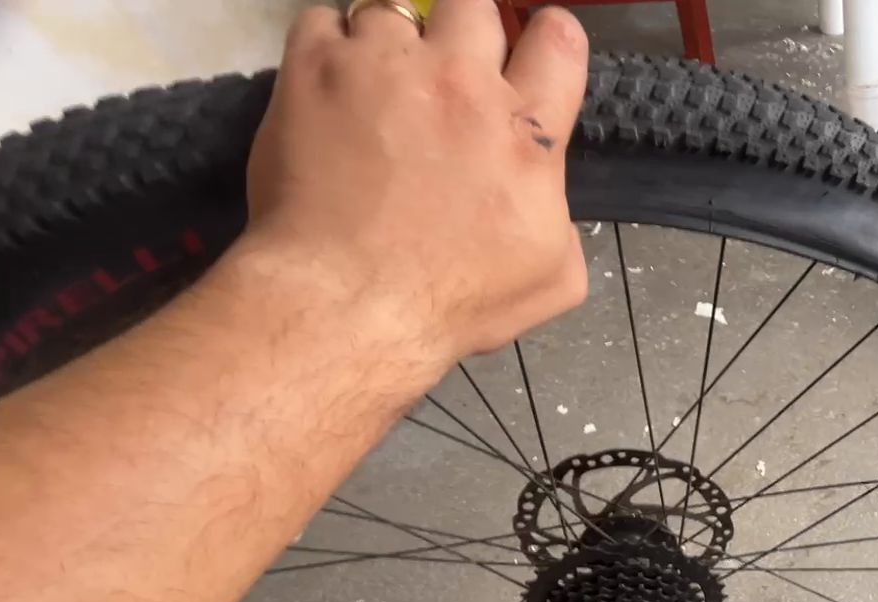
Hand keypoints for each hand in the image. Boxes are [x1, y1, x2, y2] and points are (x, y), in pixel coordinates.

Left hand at [235, 0, 589, 365]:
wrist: (356, 296)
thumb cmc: (464, 297)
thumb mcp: (556, 279)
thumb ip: (564, 223)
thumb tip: (544, 198)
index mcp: (529, 138)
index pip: (558, 44)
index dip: (554, 39)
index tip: (541, 53)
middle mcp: (462, 84)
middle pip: (473, 4)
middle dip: (472, 30)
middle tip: (458, 71)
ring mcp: (384, 66)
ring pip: (395, 8)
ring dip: (400, 43)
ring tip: (391, 87)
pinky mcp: (313, 66)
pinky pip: (327, 17)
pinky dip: (339, 45)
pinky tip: (344, 86)